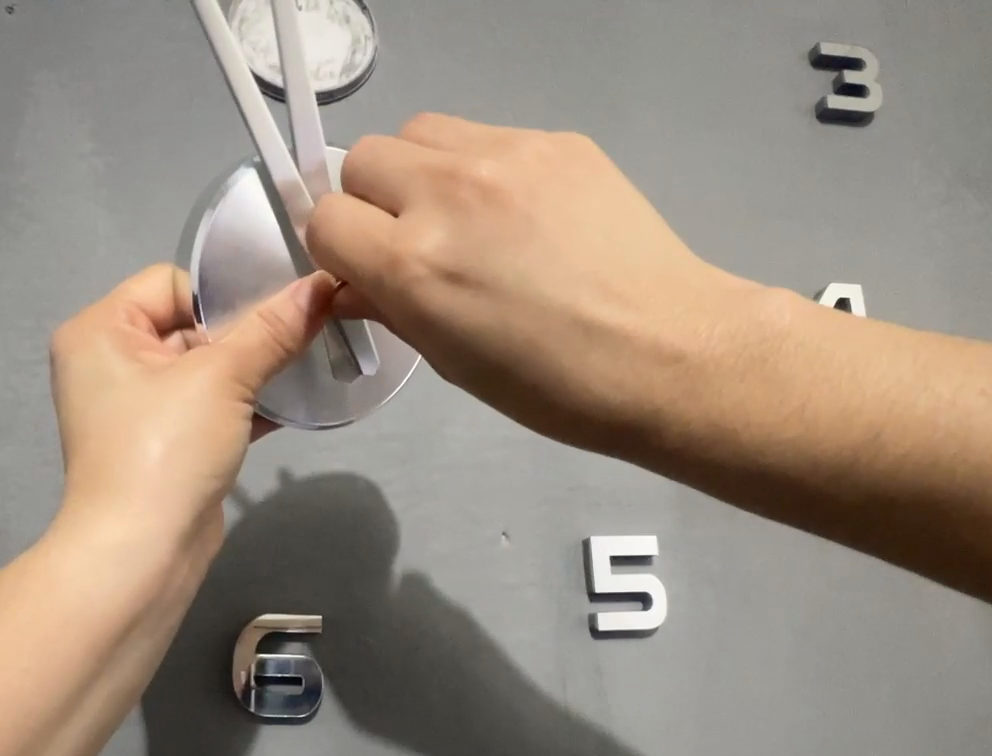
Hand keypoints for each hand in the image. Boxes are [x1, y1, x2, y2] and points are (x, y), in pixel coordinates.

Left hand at [49, 265, 336, 546]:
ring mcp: (137, 410)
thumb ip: (272, 330)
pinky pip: (210, 410)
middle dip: (245, 337)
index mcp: (101, 330)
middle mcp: (111, 364)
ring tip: (301, 369)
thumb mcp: (222, 378)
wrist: (143, 553)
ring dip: (251, 373)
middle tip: (297, 341)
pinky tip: (292, 405)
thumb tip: (325, 283)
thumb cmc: (166, 449)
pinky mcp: (165, 447)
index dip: (222, 296)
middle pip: (191, 326)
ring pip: (205, 372)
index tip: (271, 317)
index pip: (170, 283)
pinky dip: (245, 407)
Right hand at [307, 113, 782, 459]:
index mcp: (414, 265)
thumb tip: (354, 285)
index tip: (364, 272)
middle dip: (371, 205)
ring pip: (419, 133)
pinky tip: (521, 216)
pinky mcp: (556, 140)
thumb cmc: (553, 387)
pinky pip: (484, 136)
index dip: (338, 250)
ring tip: (463, 221)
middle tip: (412, 245)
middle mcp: (447, 193)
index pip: (325, 219)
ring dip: (419, 175)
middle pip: (362, 159)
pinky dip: (479, 170)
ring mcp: (506, 155)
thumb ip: (391, 309)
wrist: (666, 354)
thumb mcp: (453, 363)